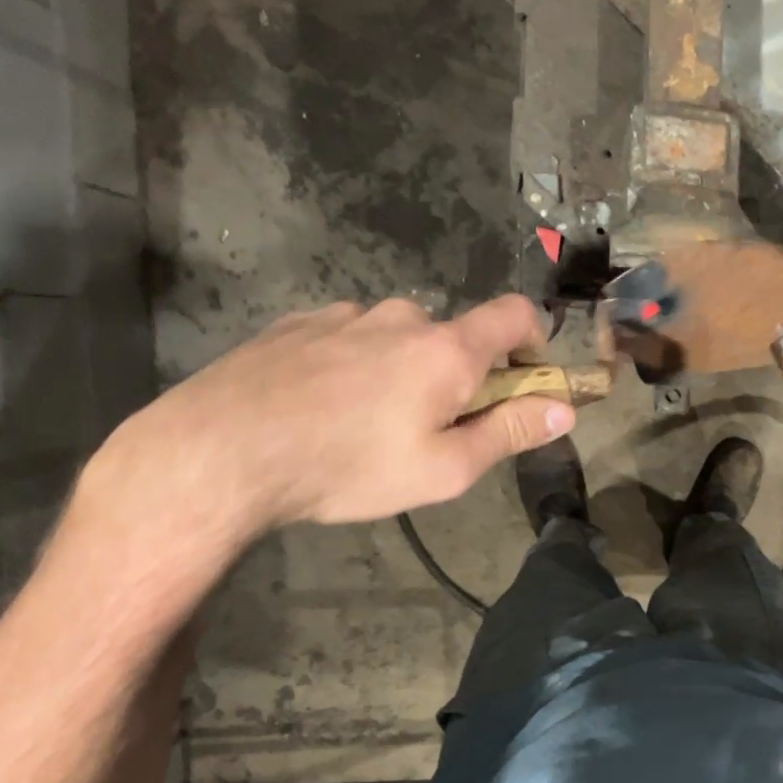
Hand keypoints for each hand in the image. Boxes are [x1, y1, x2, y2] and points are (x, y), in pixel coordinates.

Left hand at [91, 295, 573, 539]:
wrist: (216, 453)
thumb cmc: (348, 467)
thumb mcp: (445, 468)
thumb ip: (510, 432)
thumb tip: (565, 409)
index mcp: (446, 349)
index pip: (515, 313)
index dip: (535, 339)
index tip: (525, 376)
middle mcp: (400, 316)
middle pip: (453, 336)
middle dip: (458, 375)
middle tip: (430, 429)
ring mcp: (342, 316)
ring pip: (396, 338)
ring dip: (401, 371)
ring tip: (364, 426)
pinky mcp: (295, 325)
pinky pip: (347, 339)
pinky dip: (353, 367)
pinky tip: (321, 410)